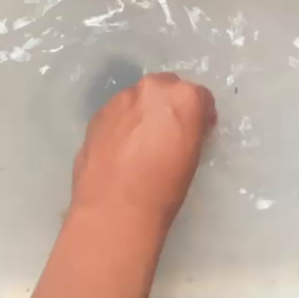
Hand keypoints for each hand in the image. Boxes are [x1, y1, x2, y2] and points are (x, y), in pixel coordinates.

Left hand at [70, 72, 216, 235]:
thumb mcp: (192, 157)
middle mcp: (151, 89)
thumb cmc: (163, 189)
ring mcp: (120, 99)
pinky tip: (121, 149)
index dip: (201, 115)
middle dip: (170, 106)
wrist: (113, 209)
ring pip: (139, 98)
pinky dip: (122, 123)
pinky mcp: (98, 113)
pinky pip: (117, 112)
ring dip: (144, 112)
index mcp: (183, 97)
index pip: (200, 96)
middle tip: (168, 134)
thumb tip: (184, 127)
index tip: (198, 132)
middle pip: (167, 88)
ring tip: (140, 143)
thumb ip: (190, 129)